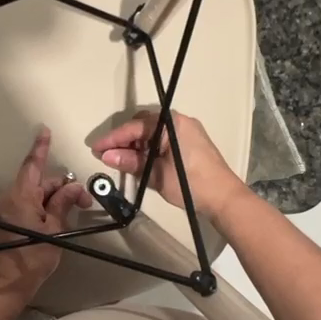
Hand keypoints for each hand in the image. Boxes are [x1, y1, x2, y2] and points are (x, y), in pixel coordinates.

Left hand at [0, 127, 91, 288]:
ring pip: (36, 194)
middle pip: (40, 182)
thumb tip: (72, 187)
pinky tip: (59, 217)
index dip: (41, 148)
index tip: (45, 131)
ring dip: (54, 199)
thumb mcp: (55, 228)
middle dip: (62, 188)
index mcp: (21, 195)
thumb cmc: (34, 254)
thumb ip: (63, 203)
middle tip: (85, 202)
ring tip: (74, 210)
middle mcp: (11, 197)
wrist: (12, 280)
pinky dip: (44, 206)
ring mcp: (8, 208)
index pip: (33, 165)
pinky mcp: (8, 219)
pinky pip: (29, 204)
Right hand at [89, 108, 245, 216]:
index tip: (96, 148)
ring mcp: (188, 131)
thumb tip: (107, 156)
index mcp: (172, 124)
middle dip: (124, 139)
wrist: (224, 198)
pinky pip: (164, 139)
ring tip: (122, 161)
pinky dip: (150, 148)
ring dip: (136, 145)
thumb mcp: (156, 174)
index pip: (135, 127)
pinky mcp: (191, 143)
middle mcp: (180, 121)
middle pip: (144, 125)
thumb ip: (131, 161)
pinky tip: (141, 161)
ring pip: (153, 133)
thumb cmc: (190, 184)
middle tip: (108, 155)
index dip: (113, 138)